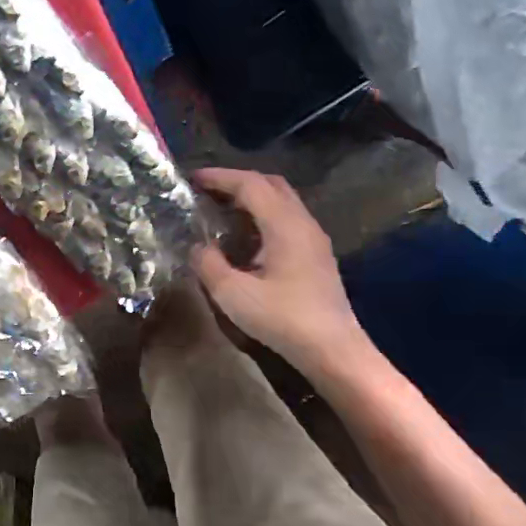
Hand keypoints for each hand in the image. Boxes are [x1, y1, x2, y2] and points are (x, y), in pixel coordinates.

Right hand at [192, 168, 364, 371]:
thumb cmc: (283, 319)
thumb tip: (198, 248)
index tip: (193, 178)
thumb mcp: (233, 295)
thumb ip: (209, 265)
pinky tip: (247, 238)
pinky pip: (288, 220)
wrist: (332, 348)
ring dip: (252, 198)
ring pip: (282, 202)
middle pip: (271, 185)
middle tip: (208, 191)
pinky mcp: (316, 256)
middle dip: (238, 182)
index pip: (250, 184)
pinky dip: (263, 216)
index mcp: (284, 224)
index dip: (220, 177)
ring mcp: (314, 238)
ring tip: (223, 210)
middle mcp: (303, 223)